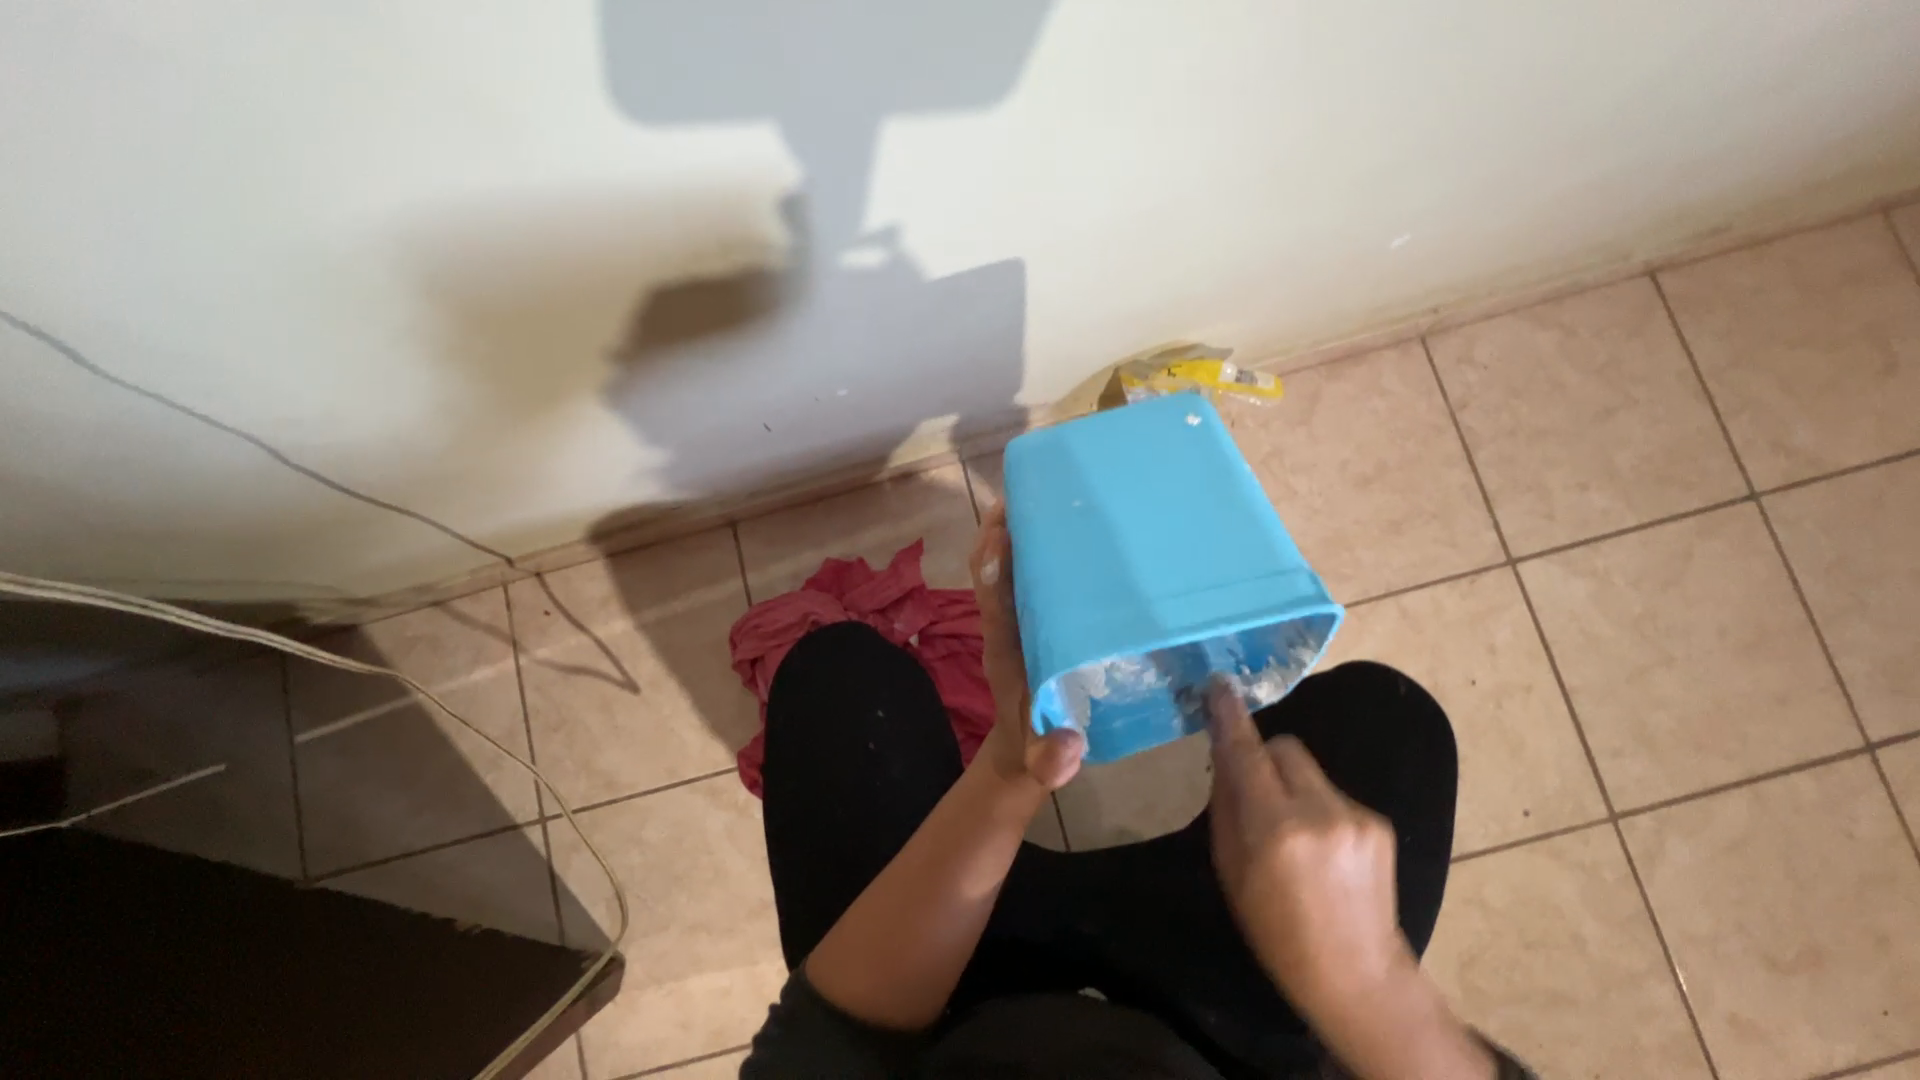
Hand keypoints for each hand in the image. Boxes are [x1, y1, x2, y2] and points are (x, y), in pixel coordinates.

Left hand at [970, 502, 1084, 791]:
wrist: (1023, 756)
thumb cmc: (1035, 751)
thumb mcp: (1045, 762)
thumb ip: (1052, 758)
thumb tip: (1069, 751)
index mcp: (1005, 649)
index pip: (993, 598)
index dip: (993, 562)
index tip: (1003, 526)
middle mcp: (1005, 625)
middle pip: (992, 568)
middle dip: (1002, 529)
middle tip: (1030, 489)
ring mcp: (1015, 621)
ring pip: (1007, 566)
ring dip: (1015, 531)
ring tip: (1044, 493)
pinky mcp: (1030, 622)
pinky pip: (1024, 578)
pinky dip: (1032, 550)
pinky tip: (1062, 531)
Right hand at [1204, 680, 1411, 1017]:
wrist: (1356, 973)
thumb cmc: (1275, 929)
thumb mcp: (1231, 869)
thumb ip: (1227, 807)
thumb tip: (1225, 759)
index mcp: (1275, 828)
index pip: (1246, 753)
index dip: (1230, 716)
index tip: (1218, 685)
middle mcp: (1319, 811)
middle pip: (1282, 747)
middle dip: (1262, 756)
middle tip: (1252, 789)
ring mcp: (1356, 814)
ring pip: (1307, 769)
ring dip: (1289, 784)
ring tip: (1290, 833)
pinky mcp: (1378, 821)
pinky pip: (1331, 792)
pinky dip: (1315, 806)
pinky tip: (1319, 848)